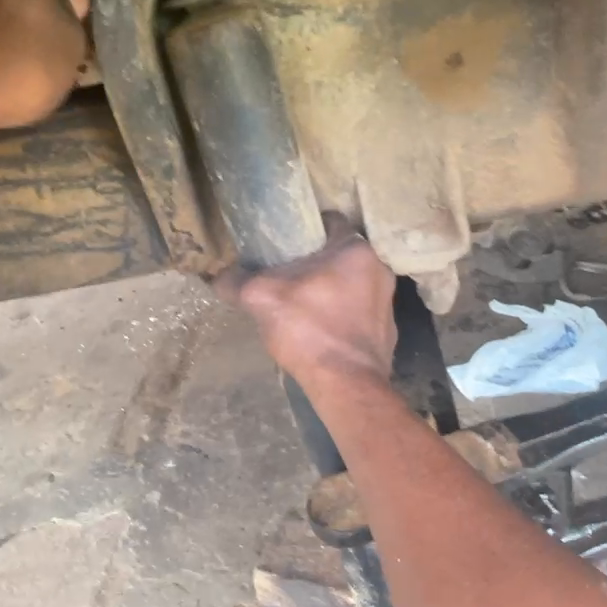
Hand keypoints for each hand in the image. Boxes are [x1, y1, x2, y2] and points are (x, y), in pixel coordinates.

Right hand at [216, 215, 397, 386]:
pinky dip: (340, 318)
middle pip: (340, 256)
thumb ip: (237, 281)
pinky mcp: (387, 333)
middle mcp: (380, 270)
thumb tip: (218, 277)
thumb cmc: (308, 329)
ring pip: (351, 285)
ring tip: (300, 305)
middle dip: (316, 263)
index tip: (284, 242)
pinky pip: (358, 315)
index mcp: (356, 250)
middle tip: (287, 275)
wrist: (346, 384)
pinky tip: (318, 331)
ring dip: (329, 291)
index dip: (305, 229)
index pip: (330, 222)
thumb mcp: (260, 298)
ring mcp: (387, 304)